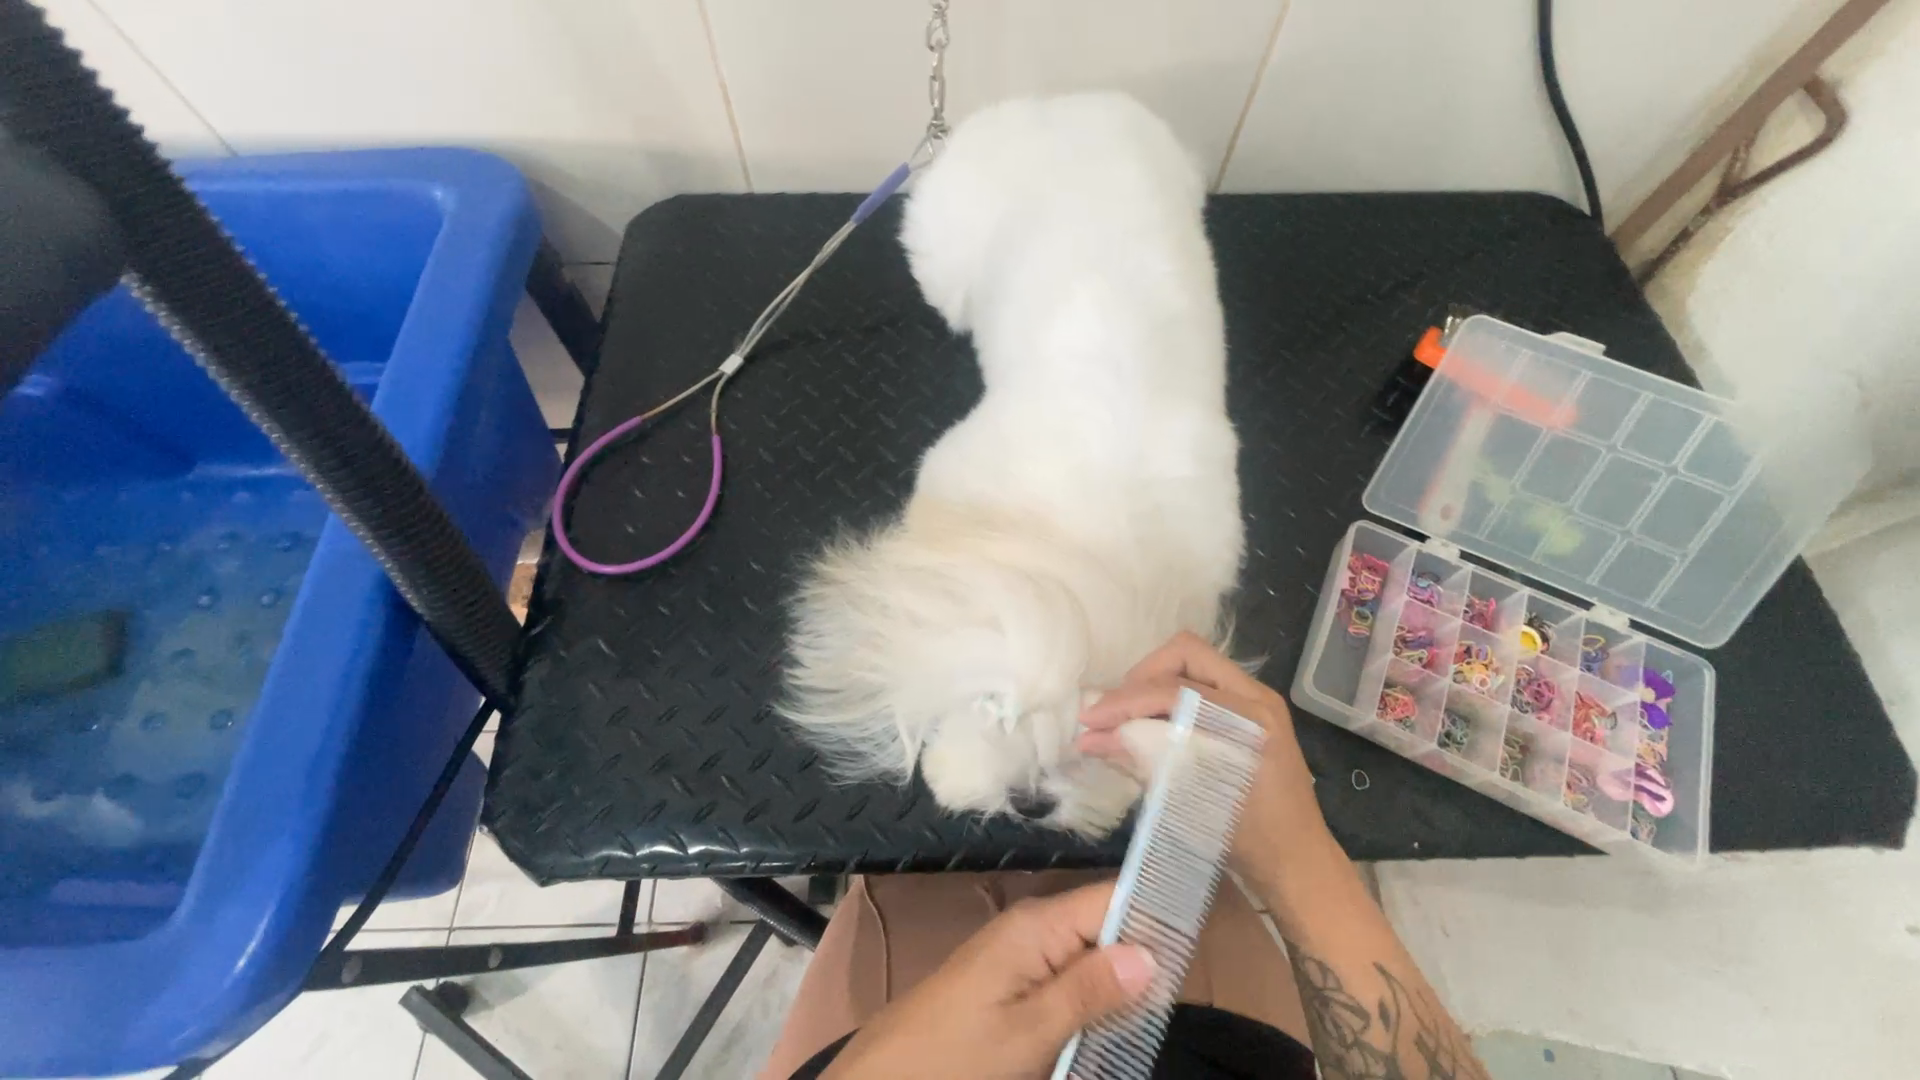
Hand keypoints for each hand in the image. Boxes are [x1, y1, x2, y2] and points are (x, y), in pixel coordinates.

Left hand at [820, 882, 1155, 1079]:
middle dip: (1142, 950)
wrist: (885, 1074)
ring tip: (1159, 1002)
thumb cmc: (956, 1052)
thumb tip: (1151, 953)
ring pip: (1088, 951)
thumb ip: (1088, 991)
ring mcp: (1020, 951)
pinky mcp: (1012, 978)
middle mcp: (1031, 926)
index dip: (1154, 912)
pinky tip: (1114, 1017)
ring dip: (1119, 977)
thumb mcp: (1028, 1031)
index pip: (1111, 897)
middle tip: (1183, 984)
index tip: (1199, 932)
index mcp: (1037, 924)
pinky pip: (1066, 972)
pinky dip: (1092, 993)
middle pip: (1103, 923)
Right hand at [1075, 632, 1336, 876]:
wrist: (1299, 863)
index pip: (1175, 689)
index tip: (1091, 721)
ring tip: (1123, 715)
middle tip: (1111, 713)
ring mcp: (1256, 699)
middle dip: (1139, 679)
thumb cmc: (1250, 842)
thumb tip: (1089, 740)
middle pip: (1184, 654)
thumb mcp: (1193, 803)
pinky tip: (1147, 721)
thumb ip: (1144, 760)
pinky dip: (1167, 694)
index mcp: (1250, 718)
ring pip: (1190, 663)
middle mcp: (1256, 697)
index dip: (1127, 701)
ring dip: (1151, 683)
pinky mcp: (1249, 709)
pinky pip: (1199, 682)